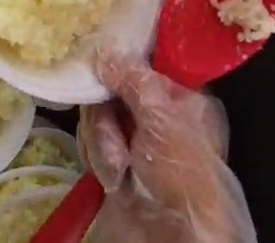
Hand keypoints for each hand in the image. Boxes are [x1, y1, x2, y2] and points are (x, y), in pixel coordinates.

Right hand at [79, 50, 257, 242]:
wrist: (175, 238)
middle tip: (116, 134)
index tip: (100, 58)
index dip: (123, 62)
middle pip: (113, 89)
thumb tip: (102, 50)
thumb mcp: (162, 118)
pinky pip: (91, 141)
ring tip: (119, 167)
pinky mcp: (116, 162)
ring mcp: (135, 140)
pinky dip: (98, 158)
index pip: (146, 65)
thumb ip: (132, 78)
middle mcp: (158, 116)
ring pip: (98, 115)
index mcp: (183, 99)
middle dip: (107, 114)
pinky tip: (113, 179)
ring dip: (103, 141)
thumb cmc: (182, 173)